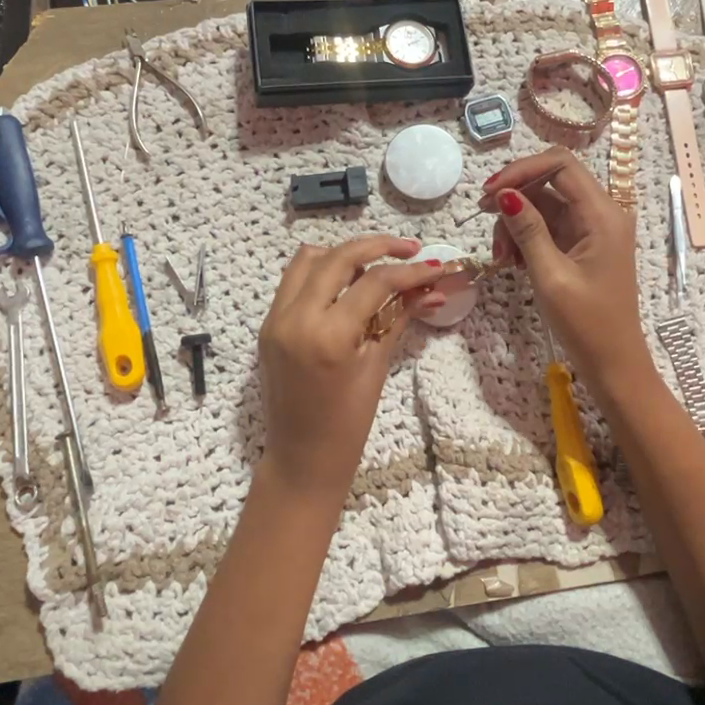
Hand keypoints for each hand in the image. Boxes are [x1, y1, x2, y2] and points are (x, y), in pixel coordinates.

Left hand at [256, 235, 448, 498]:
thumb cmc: (348, 423)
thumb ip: (400, 316)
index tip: (436, 265)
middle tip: (410, 249)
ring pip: (309, 259)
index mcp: (328, 335)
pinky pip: (293, 280)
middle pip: (339, 256)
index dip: (410, 270)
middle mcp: (296, 317)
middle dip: (378, 246)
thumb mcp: (377, 365)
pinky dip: (320, 271)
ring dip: (344, 253)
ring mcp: (276, 318)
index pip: (375, 282)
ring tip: (375, 263)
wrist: (301, 458)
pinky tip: (346, 283)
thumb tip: (434, 287)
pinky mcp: (268, 323)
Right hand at [480, 147, 650, 387]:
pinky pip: (548, 225)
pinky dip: (526, 237)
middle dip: (514, 198)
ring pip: (543, 204)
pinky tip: (513, 262)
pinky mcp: (581, 243)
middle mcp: (601, 212)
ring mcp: (591, 228)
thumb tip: (503, 194)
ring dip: (516, 222)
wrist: (613, 362)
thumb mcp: (550, 275)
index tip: (490, 192)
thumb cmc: (586, 323)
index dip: (521, 169)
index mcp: (602, 214)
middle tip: (485, 219)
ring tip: (502, 258)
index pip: (560, 164)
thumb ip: (528, 230)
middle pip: (549, 181)